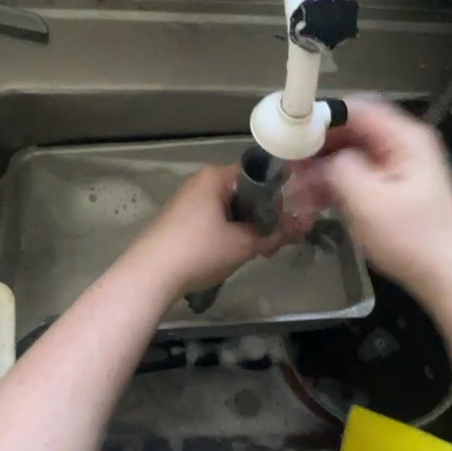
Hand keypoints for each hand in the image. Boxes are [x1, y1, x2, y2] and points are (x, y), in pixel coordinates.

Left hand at [119, 164, 289, 298]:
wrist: (151, 274)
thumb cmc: (200, 250)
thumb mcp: (244, 243)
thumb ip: (274, 234)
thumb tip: (300, 228)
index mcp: (216, 177)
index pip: (258, 177)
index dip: (278, 198)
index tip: (291, 220)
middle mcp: (201, 183)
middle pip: (244, 194)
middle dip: (264, 217)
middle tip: (279, 241)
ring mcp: (188, 202)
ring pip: (230, 210)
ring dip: (248, 228)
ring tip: (261, 252)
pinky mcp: (181, 221)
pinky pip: (214, 221)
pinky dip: (229, 234)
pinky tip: (237, 254)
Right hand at [288, 98, 451, 296]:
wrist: (448, 279)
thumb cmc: (411, 239)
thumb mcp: (368, 200)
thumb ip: (339, 167)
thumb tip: (318, 156)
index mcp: (404, 137)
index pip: (355, 108)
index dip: (320, 118)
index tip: (291, 135)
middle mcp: (404, 144)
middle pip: (351, 130)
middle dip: (317, 147)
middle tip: (287, 166)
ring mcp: (400, 167)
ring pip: (351, 154)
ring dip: (322, 169)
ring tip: (294, 188)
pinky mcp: (395, 188)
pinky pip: (358, 174)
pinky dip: (335, 184)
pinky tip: (312, 202)